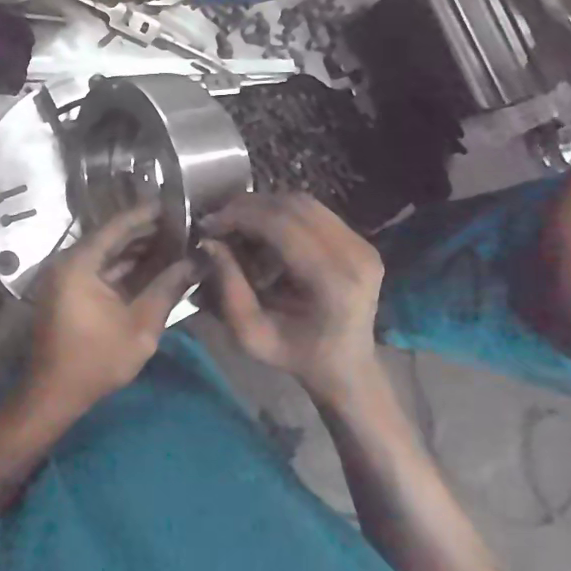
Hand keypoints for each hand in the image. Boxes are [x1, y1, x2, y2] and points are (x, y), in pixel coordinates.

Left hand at [24, 205, 200, 413]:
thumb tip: (196, 262)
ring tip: (173, 241)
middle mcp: (69, 262)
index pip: (117, 226)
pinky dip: (124, 266)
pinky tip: (152, 265)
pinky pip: (100, 269)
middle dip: (146, 231)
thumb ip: (167, 289)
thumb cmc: (96, 360)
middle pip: (111, 237)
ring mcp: (66, 276)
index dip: (147, 214)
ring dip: (136, 249)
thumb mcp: (140, 326)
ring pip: (106, 253)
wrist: (53, 395)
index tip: (174, 203)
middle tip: (180, 223)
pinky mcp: (69, 291)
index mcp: (80, 263)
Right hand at [199, 193, 383, 402]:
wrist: (345, 367)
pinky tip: (262, 232)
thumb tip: (210, 242)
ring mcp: (362, 244)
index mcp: (333, 281)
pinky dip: (281, 214)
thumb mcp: (251, 334)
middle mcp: (354, 254)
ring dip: (264, 208)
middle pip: (293, 206)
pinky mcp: (360, 240)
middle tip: (218, 222)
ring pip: (303, 203)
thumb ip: (229, 288)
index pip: (282, 225)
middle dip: (248, 207)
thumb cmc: (296, 356)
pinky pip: (314, 212)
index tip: (208, 225)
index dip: (240, 216)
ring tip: (237, 226)